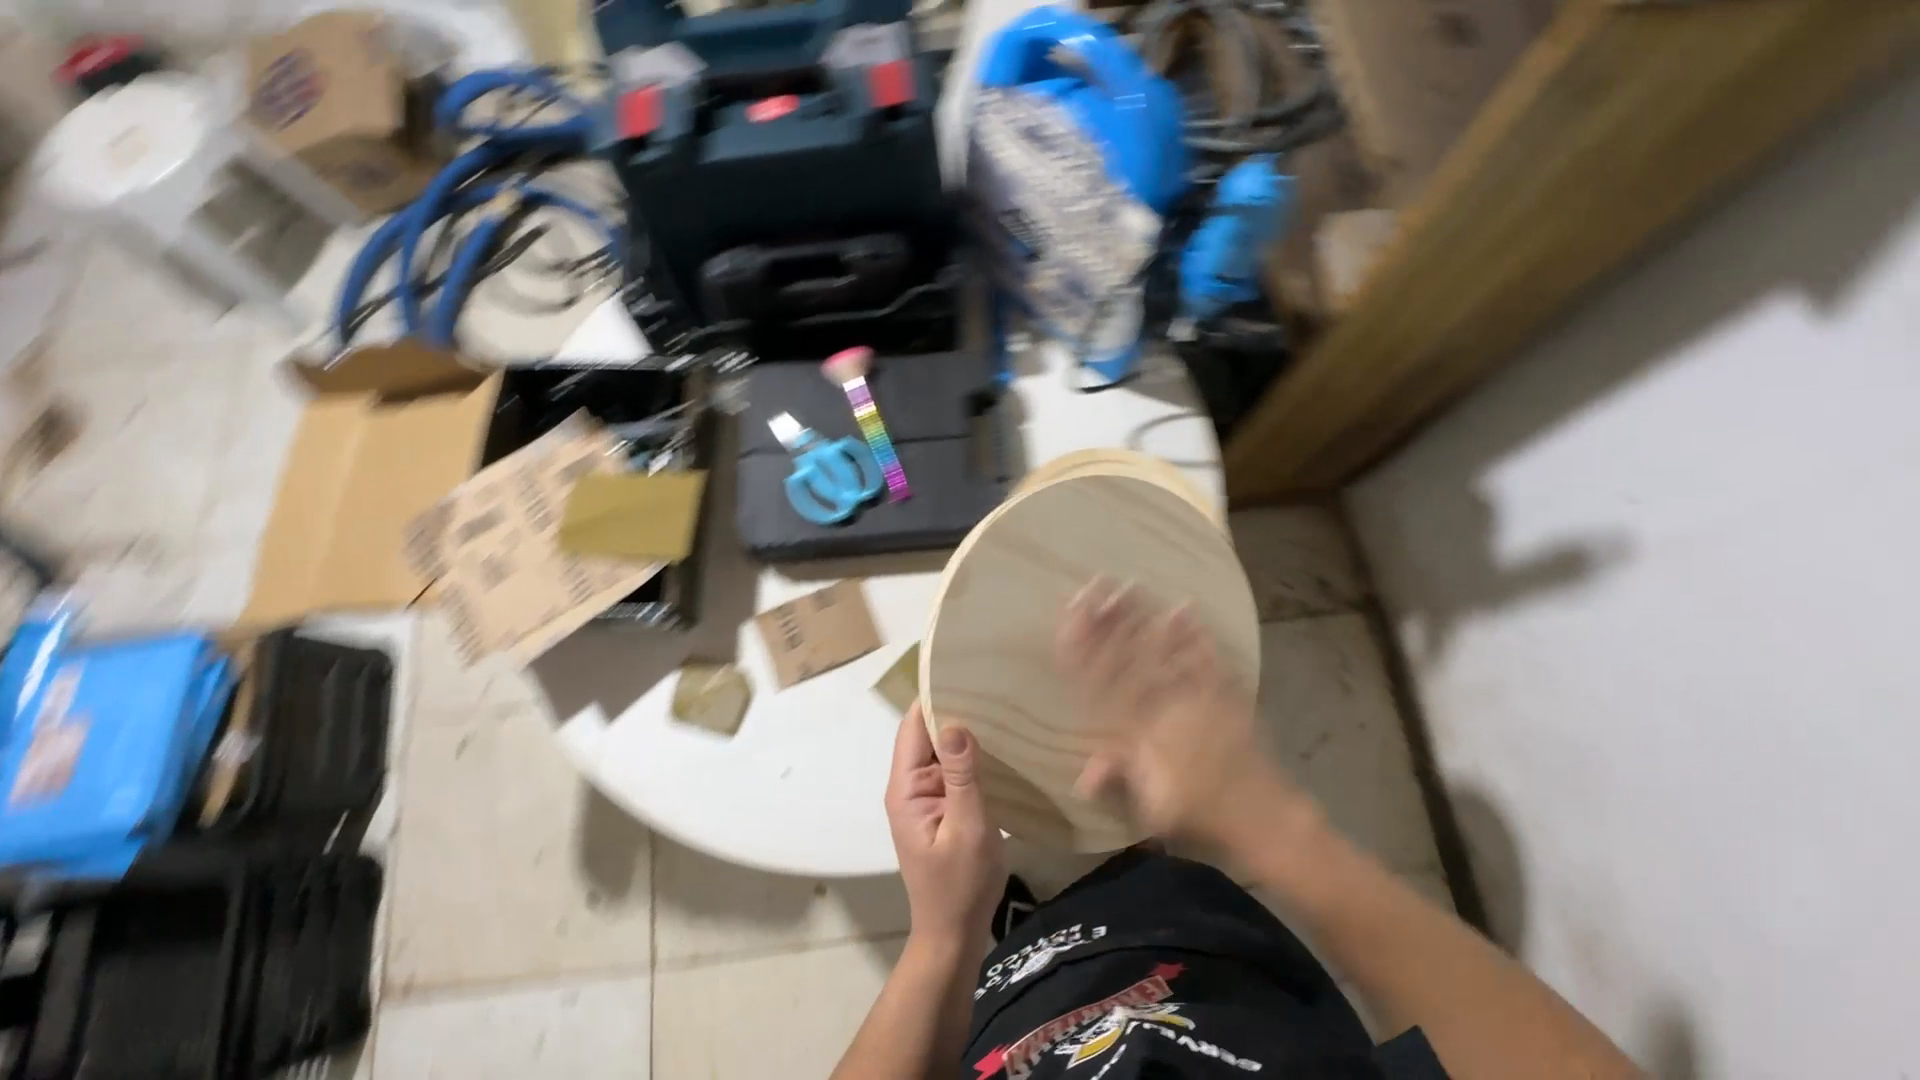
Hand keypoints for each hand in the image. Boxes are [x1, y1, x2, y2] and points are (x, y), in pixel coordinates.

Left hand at [885, 703, 1006, 952]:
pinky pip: (953, 773)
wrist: (954, 935)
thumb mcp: (969, 828)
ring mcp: (925, 800)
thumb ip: (963, 777)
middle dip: (953, 710)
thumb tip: (956, 722)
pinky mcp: (941, 810)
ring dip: (964, 733)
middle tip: (993, 684)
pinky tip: (999, 746)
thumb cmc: (960, 885)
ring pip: (941, 753)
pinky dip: (971, 758)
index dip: (934, 698)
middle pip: (926, 736)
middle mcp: (909, 787)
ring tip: (1001, 705)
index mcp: (906, 788)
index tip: (964, 671)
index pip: (914, 728)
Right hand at [1056, 579, 1315, 853]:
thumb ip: (1121, 780)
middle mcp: (1168, 706)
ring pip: (1166, 650)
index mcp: (1142, 732)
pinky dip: (1195, 633)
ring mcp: (1199, 696)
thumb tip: (1083, 775)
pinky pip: (1209, 659)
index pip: (1102, 682)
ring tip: (1128, 586)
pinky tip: (1184, 607)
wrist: (1264, 815)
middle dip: (1109, 621)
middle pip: (1132, 656)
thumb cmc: (1202, 814)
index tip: (1069, 619)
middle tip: (1093, 586)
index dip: (1083, 649)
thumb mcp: (1153, 807)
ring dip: (1145, 616)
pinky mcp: (1227, 694)